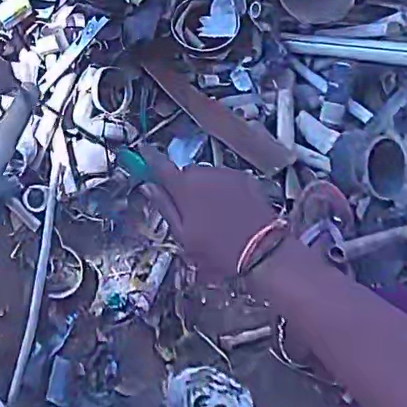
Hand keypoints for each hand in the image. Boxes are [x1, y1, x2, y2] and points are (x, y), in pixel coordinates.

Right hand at [139, 152, 284, 283]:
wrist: (265, 254)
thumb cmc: (219, 251)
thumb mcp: (184, 237)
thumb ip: (164, 207)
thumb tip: (149, 186)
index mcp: (184, 187)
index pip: (159, 164)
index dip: (148, 157)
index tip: (142, 151)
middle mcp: (204, 172)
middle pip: (185, 173)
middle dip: (184, 186)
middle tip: (189, 212)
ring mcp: (226, 173)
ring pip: (206, 176)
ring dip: (204, 188)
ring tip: (213, 216)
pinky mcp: (245, 177)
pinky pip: (225, 179)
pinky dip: (223, 189)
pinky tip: (230, 211)